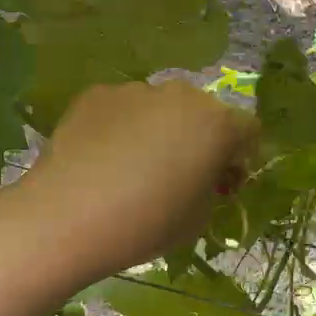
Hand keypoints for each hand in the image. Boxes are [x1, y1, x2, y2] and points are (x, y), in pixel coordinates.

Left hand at [0, 82, 256, 315]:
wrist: (67, 216)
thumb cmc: (144, 225)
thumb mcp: (197, 220)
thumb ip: (211, 189)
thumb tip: (203, 176)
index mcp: (217, 125)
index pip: (248, 131)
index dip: (239, 158)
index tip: (221, 184)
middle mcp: (180, 96)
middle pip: (202, 113)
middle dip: (198, 139)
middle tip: (176, 176)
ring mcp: (134, 90)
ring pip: (158, 108)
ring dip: (157, 130)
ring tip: (129, 170)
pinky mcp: (95, 95)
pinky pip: (120, 110)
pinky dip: (118, 128)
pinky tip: (98, 160)